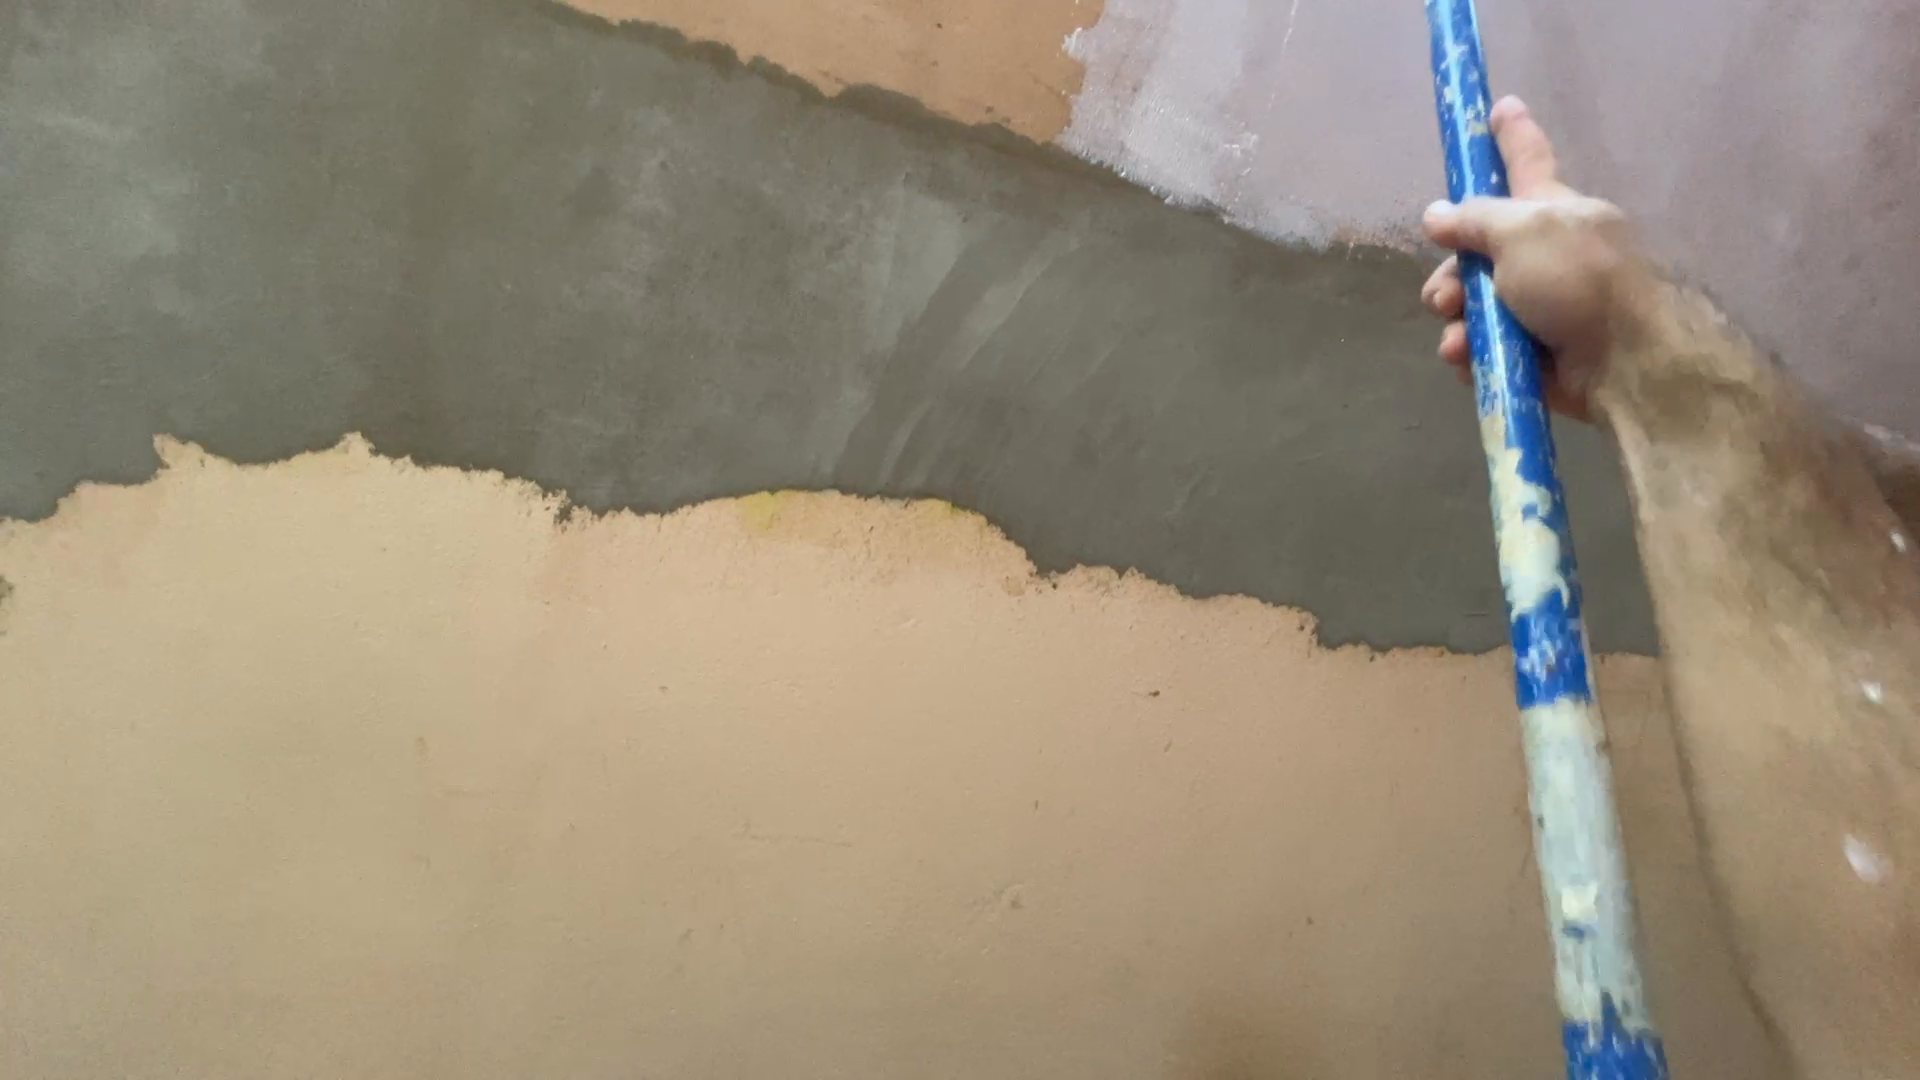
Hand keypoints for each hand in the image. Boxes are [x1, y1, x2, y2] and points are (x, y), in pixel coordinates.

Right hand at [1418, 96, 1652, 422]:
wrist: (1620, 362)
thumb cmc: (1579, 284)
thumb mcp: (1525, 234)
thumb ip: (1476, 220)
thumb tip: (1437, 214)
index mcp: (1552, 212)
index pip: (1527, 161)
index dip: (1510, 136)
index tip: (1498, 109)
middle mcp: (1540, 252)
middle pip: (1472, 251)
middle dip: (1449, 276)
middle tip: (1447, 297)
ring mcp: (1531, 301)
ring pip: (1465, 303)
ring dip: (1454, 321)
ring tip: (1462, 340)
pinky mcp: (1522, 345)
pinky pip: (1475, 342)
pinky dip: (1467, 351)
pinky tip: (1470, 358)